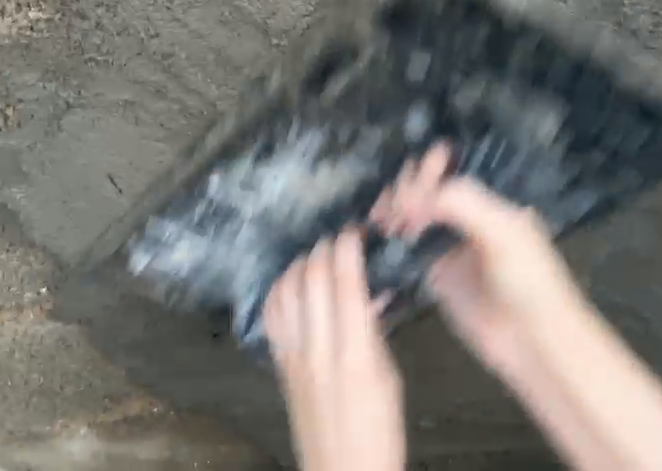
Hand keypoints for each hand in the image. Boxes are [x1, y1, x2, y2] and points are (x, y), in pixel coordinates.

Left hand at [263, 227, 405, 470]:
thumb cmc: (380, 431)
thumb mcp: (389, 379)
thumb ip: (373, 331)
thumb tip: (367, 289)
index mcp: (355, 354)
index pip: (345, 282)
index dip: (347, 247)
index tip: (355, 231)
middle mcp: (318, 348)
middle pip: (311, 277)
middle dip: (324, 248)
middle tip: (338, 240)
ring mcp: (292, 354)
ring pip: (286, 288)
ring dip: (301, 263)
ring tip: (317, 258)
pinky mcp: (277, 363)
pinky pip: (271, 312)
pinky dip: (280, 287)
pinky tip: (292, 282)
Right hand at [371, 142, 581, 373]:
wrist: (536, 344)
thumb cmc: (530, 282)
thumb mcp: (502, 230)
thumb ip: (458, 202)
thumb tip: (410, 197)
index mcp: (488, 201)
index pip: (449, 170)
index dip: (427, 170)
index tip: (413, 188)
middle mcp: (465, 216)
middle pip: (425, 186)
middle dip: (405, 186)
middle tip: (395, 206)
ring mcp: (448, 243)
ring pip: (412, 211)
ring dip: (393, 205)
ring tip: (382, 216)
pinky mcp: (434, 271)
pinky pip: (406, 244)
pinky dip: (390, 233)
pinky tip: (379, 229)